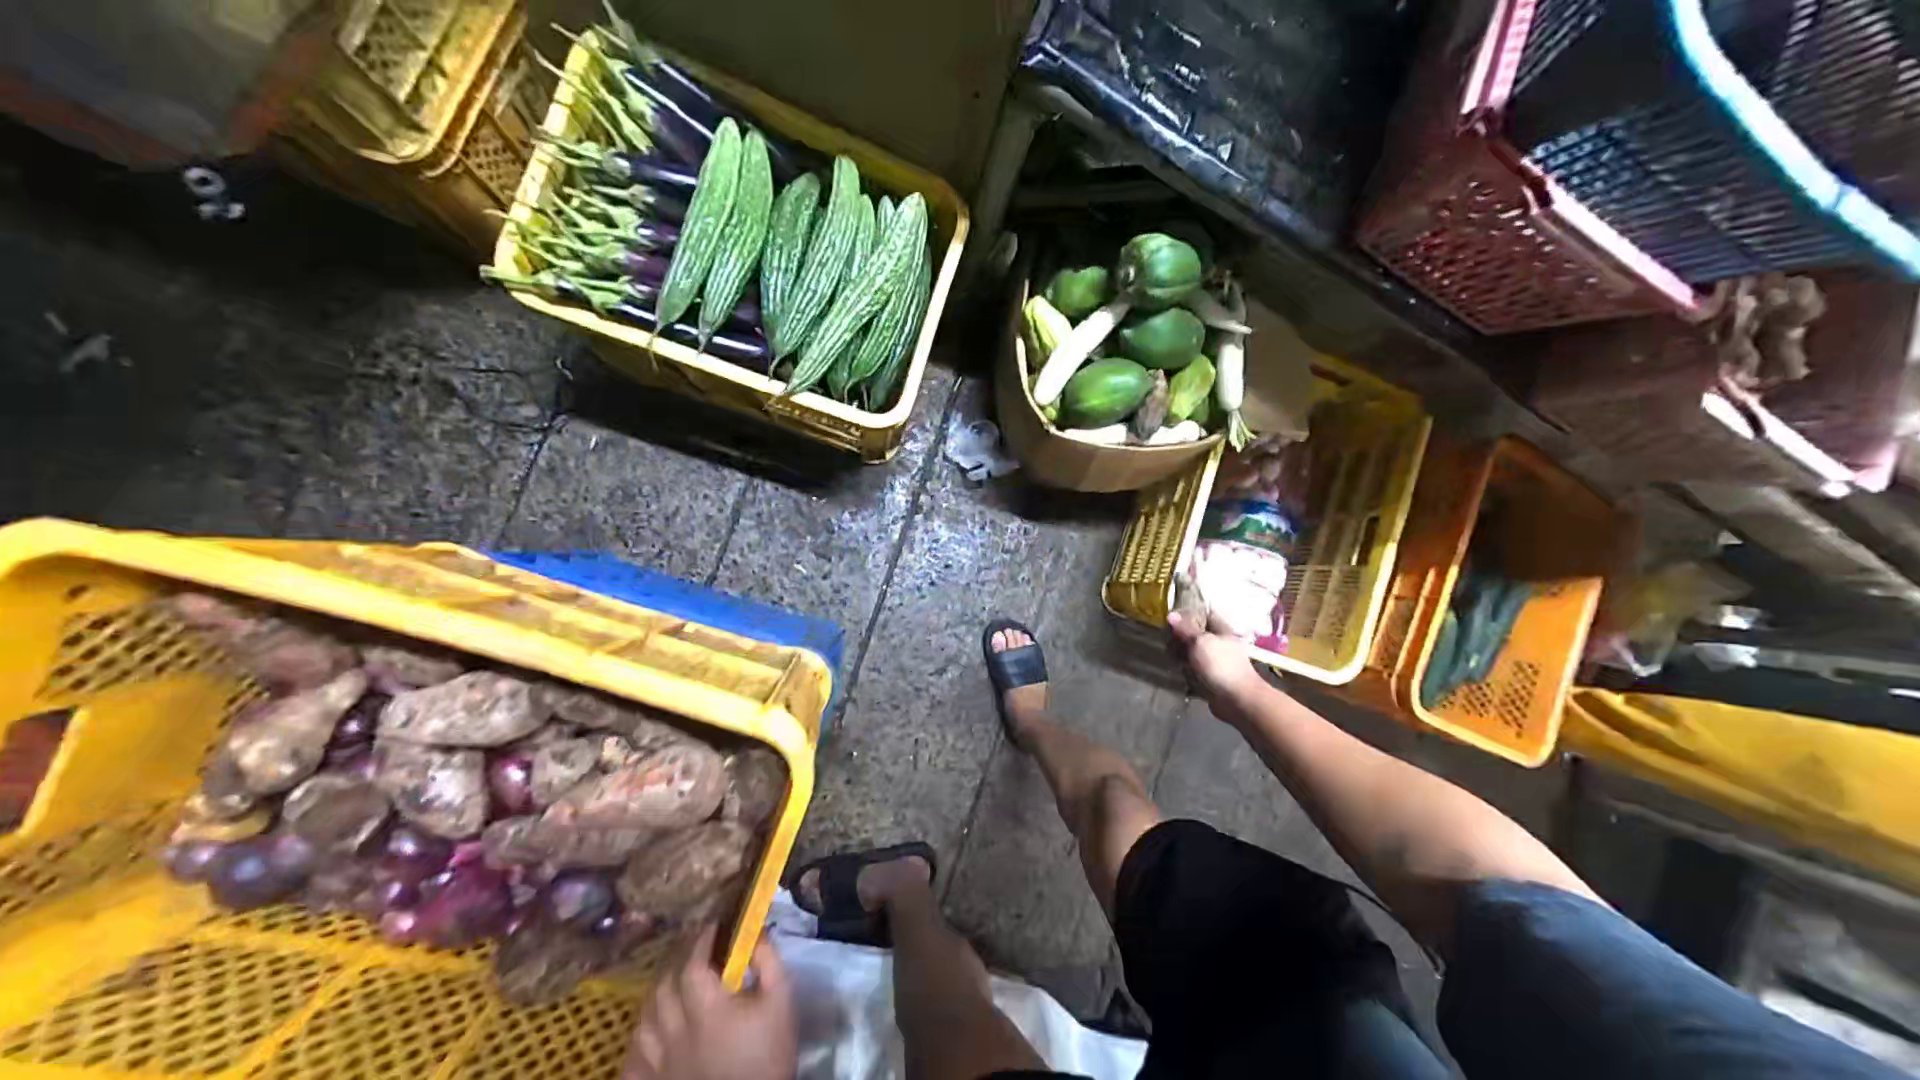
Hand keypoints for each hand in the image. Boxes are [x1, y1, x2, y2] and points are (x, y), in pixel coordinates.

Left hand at [621, 925, 796, 1079]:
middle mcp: (677, 1033)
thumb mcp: (781, 1000)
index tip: (714, 925)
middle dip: (678, 960)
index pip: (693, 965)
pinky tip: (650, 1027)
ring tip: (674, 981)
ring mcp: (661, 1062)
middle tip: (695, 947)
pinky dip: (640, 1037)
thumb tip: (753, 932)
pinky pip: (634, 1058)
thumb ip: (767, 961)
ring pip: (645, 1018)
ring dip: (658, 993)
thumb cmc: (770, 1054)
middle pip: (664, 987)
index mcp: (708, 1010)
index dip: (701, 940)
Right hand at [1167, 610, 1262, 724]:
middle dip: (1180, 639)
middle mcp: (1219, 644)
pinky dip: (1185, 672)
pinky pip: (1193, 671)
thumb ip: (1185, 628)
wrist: (1237, 699)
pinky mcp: (1210, 678)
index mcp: (1221, 630)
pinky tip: (1177, 672)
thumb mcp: (1200, 642)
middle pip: (1195, 635)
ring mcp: (1215, 662)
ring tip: (1171, 659)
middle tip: (1168, 643)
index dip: (1188, 614)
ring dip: (1181, 656)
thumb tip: (1171, 614)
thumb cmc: (1221, 666)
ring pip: (1192, 653)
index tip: (1171, 620)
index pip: (1204, 614)